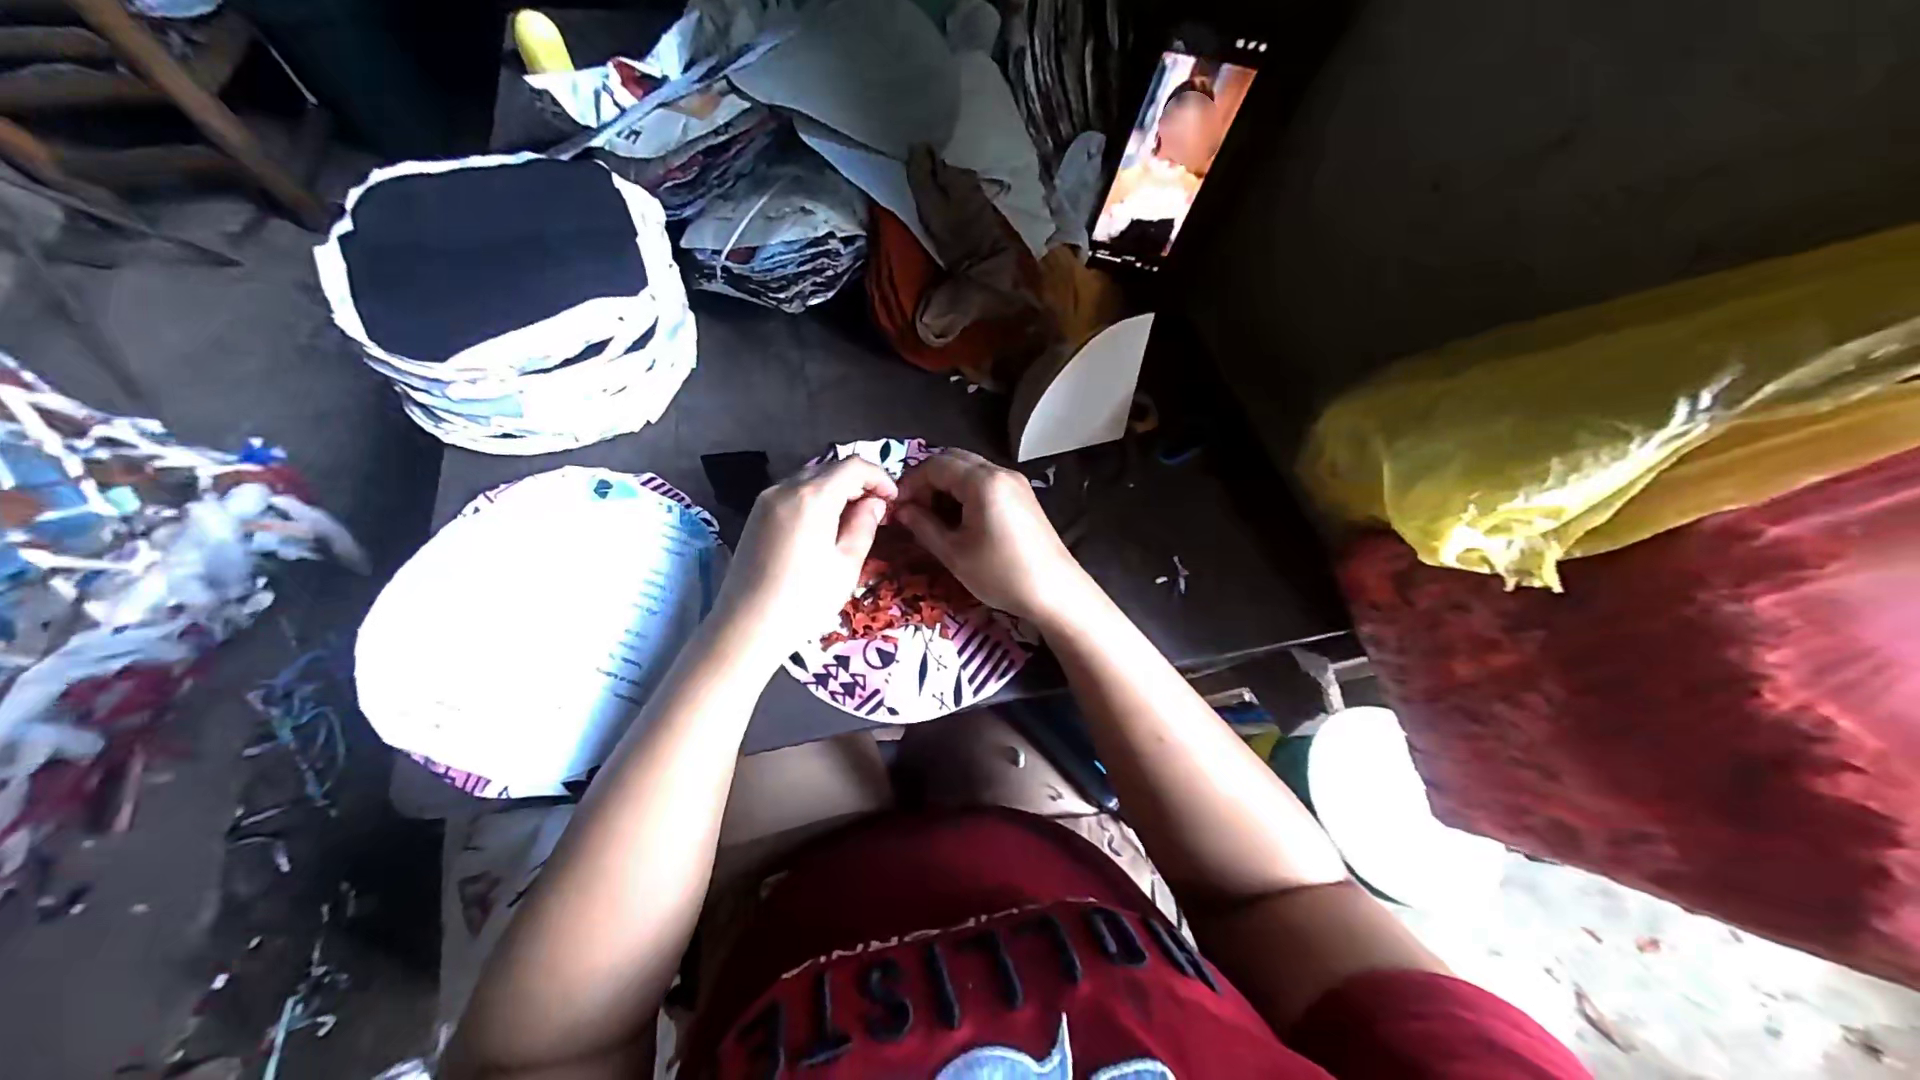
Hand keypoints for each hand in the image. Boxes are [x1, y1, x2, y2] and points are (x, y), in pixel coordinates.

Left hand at [711, 456, 896, 662]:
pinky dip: (815, 498)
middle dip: (858, 482)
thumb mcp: (846, 565)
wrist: (747, 626)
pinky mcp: (756, 514)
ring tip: (853, 518)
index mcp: (812, 497)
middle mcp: (786, 488)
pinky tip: (825, 525)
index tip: (894, 499)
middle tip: (877, 510)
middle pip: (830, 467)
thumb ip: (864, 526)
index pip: (853, 466)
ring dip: (836, 489)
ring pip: (811, 478)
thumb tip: (874, 503)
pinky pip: (793, 492)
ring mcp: (766, 499)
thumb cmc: (804, 600)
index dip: (879, 476)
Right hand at [894, 449, 1095, 626]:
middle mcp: (1001, 472)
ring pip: (970, 470)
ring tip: (933, 519)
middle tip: (914, 511)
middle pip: (953, 459)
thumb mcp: (954, 553)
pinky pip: (986, 482)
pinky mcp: (1024, 496)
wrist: (1056, 592)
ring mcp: (1016, 483)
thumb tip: (902, 510)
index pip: (935, 464)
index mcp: (983, 481)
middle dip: (928, 480)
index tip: (897, 508)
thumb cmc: (1001, 574)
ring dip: (947, 486)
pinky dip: (966, 493)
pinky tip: (959, 521)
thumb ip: (924, 526)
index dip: (910, 482)